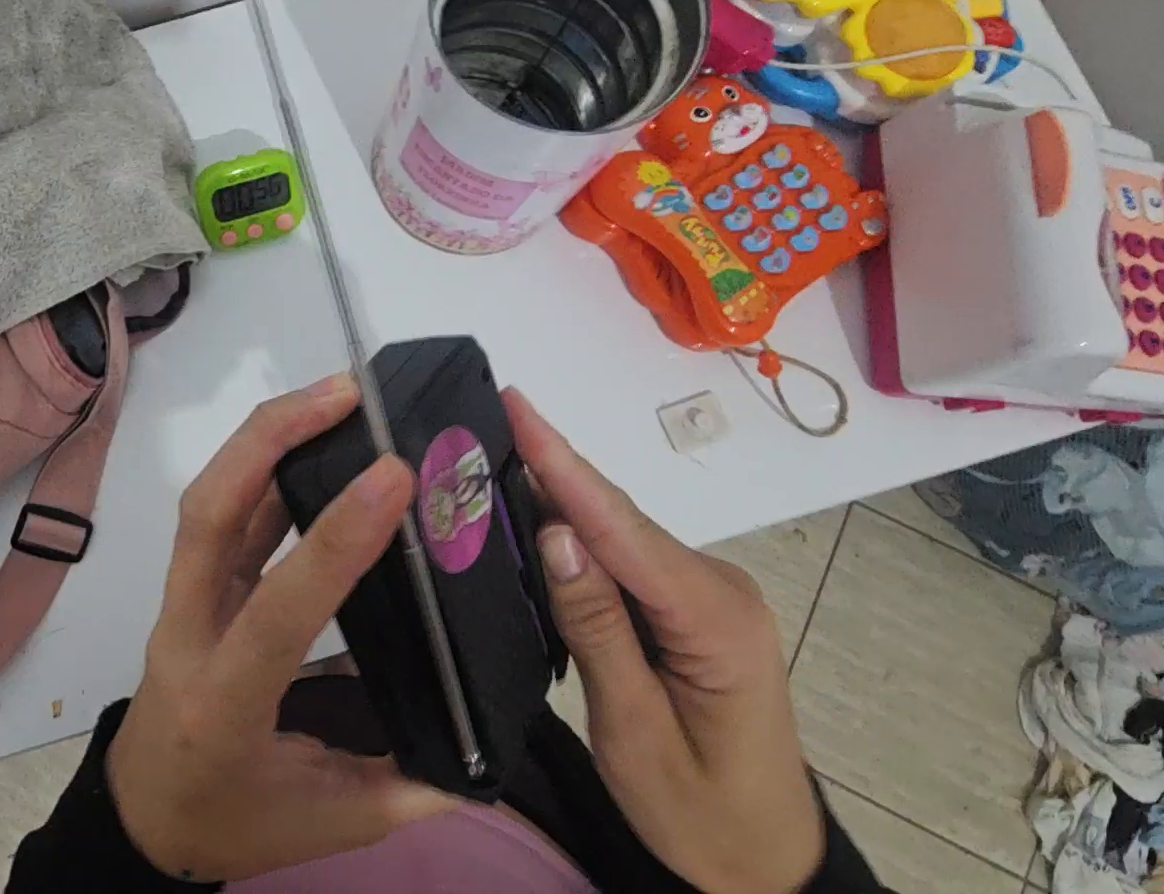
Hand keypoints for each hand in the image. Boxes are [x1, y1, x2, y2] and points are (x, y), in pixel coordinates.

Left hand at [107, 375, 457, 882]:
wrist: (140, 813)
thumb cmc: (224, 820)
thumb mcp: (320, 822)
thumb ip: (402, 789)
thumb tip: (478, 755)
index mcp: (223, 699)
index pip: (277, 609)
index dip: (334, 541)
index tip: (392, 477)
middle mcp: (189, 631)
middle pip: (207, 512)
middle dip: (270, 439)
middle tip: (345, 393)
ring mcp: (183, 600)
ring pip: (210, 500)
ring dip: (267, 439)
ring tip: (334, 398)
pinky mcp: (193, 585)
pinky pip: (224, 515)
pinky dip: (266, 470)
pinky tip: (313, 445)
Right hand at [505, 389, 824, 893]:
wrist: (764, 862)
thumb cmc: (699, 811)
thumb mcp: (636, 730)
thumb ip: (598, 626)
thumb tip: (556, 532)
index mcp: (713, 621)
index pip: (622, 530)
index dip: (564, 465)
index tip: (518, 407)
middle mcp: (715, 589)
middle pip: (620, 518)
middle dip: (554, 462)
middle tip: (492, 412)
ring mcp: (703, 594)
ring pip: (619, 532)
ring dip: (559, 492)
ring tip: (496, 448)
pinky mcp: (685, 605)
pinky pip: (624, 557)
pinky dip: (577, 529)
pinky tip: (537, 507)